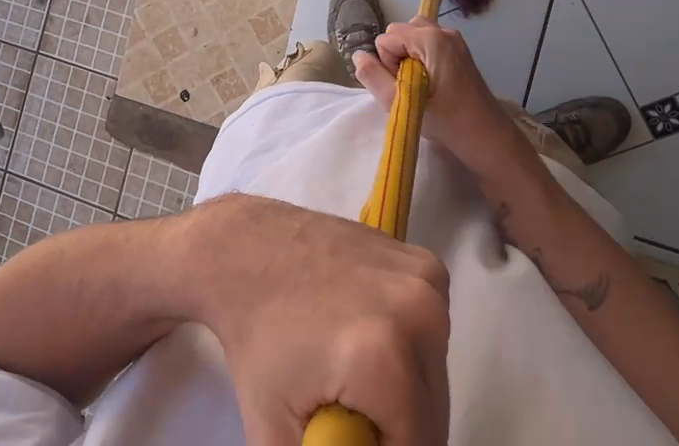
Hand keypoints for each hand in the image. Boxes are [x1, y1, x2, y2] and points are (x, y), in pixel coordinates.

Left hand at [179, 194, 450, 445]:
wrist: (244, 251)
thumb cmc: (254, 338)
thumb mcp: (275, 429)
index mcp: (385, 359)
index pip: (417, 445)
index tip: (346, 435)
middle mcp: (420, 315)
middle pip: (432, 411)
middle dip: (392, 426)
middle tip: (345, 407)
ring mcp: (426, 281)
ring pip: (434, 372)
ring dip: (403, 389)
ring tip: (349, 368)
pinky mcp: (425, 262)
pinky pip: (429, 333)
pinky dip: (405, 347)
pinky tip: (360, 330)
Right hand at [351, 18, 523, 164]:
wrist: (487, 137)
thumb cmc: (446, 121)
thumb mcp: (400, 102)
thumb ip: (373, 76)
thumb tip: (358, 56)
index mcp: (430, 39)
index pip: (386, 39)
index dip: (388, 64)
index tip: (405, 87)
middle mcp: (443, 31)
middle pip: (398, 32)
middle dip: (396, 57)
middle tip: (411, 87)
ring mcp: (454, 39)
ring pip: (412, 36)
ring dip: (407, 57)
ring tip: (419, 84)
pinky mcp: (458, 50)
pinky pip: (426, 43)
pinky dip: (421, 58)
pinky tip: (430, 82)